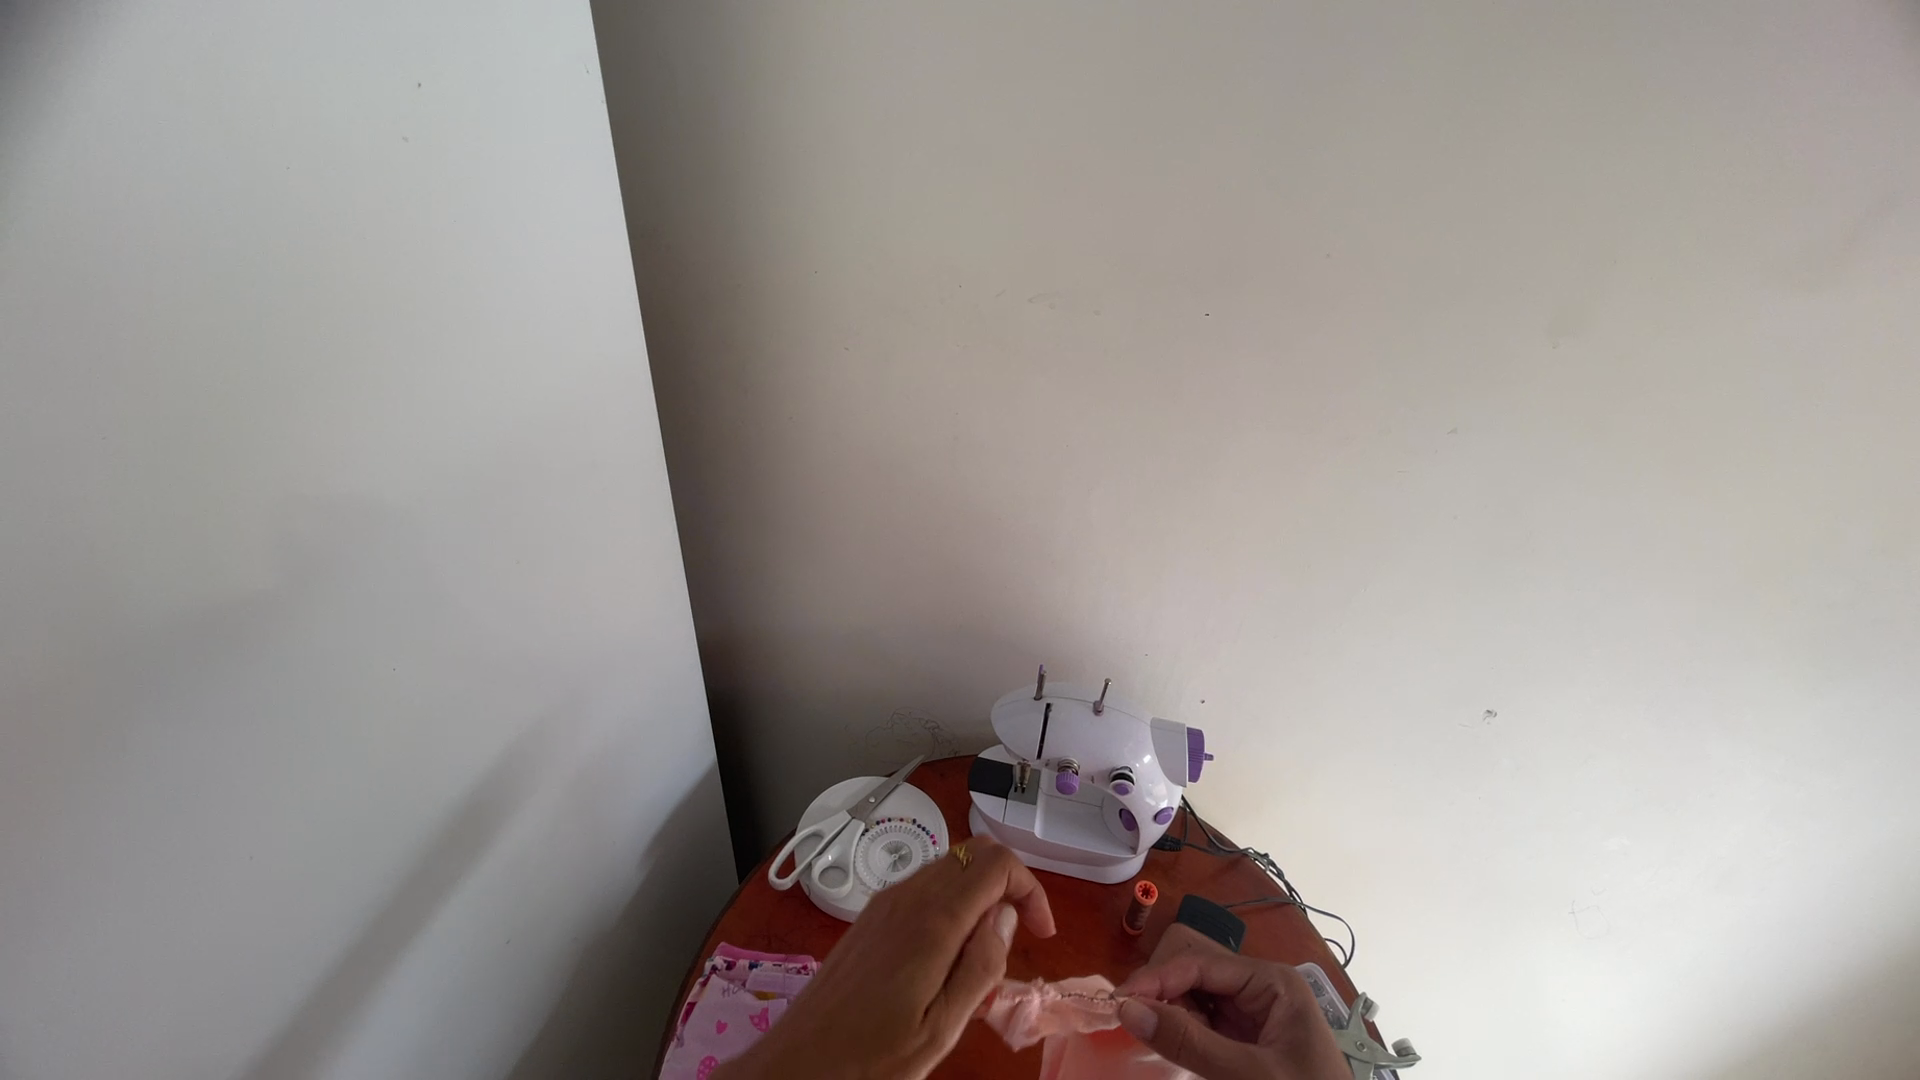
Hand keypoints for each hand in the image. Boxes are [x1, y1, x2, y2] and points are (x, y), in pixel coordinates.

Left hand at [716, 836, 1054, 1079]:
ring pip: (952, 865)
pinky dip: (953, 901)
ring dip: (980, 893)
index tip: (1040, 933)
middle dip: (1009, 885)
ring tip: (983, 953)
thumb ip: (982, 966)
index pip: (998, 863)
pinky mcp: (874, 911)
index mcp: (934, 919)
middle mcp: (910, 895)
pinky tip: (947, 953)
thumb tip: (1006, 915)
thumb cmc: (872, 1057)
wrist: (798, 1062)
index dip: (1030, 889)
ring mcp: (889, 899)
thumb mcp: (941, 1029)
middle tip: (1016, 937)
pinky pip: (926, 884)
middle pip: (976, 852)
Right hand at [1115, 953, 1349, 1079]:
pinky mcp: (1248, 1045)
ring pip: (1196, 1001)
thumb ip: (1188, 1042)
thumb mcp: (1248, 1078)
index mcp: (1272, 982)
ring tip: (1146, 1036)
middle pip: (1196, 977)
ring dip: (1170, 1016)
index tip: (1119, 1002)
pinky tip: (1169, 1047)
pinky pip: (1205, 1027)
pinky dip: (1184, 1035)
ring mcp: (1255, 1017)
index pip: (1200, 963)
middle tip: (1128, 1021)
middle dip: (1162, 996)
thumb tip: (1126, 1009)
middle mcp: (1262, 989)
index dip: (1157, 979)